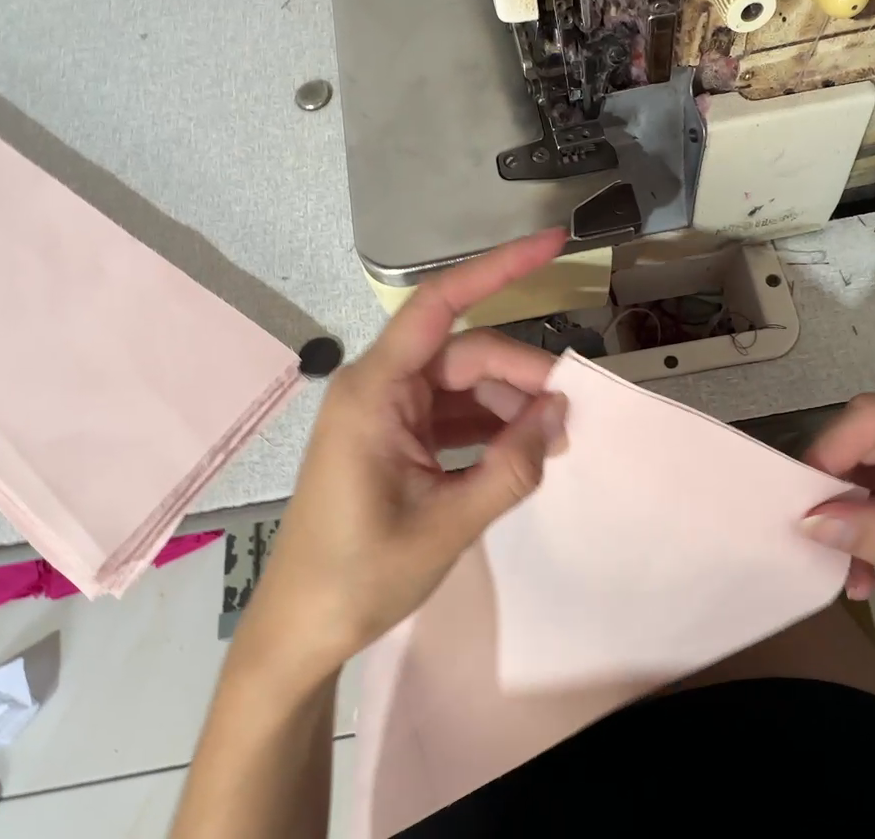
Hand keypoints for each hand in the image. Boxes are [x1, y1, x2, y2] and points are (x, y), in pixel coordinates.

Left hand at [241, 230, 569, 677]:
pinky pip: (452, 417)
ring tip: (553, 444)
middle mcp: (379, 389)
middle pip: (465, 355)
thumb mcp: (446, 524)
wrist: (302, 630)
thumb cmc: (359, 576)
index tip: (553, 244)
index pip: (439, 305)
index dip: (498, 268)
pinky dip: (490, 430)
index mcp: (374, 391)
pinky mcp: (394, 442)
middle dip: (522, 377)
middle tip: (572, 416)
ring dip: (510, 407)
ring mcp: (386, 416)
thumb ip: (509, 467)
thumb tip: (560, 413)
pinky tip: (523, 451)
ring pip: (463, 387)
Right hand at [800, 393, 874, 689]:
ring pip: (871, 464)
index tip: (800, 503)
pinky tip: (866, 565)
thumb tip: (809, 521)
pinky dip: (871, 522)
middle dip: (838, 488)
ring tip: (848, 569)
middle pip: (869, 436)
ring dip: (852, 513)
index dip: (831, 451)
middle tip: (816, 540)